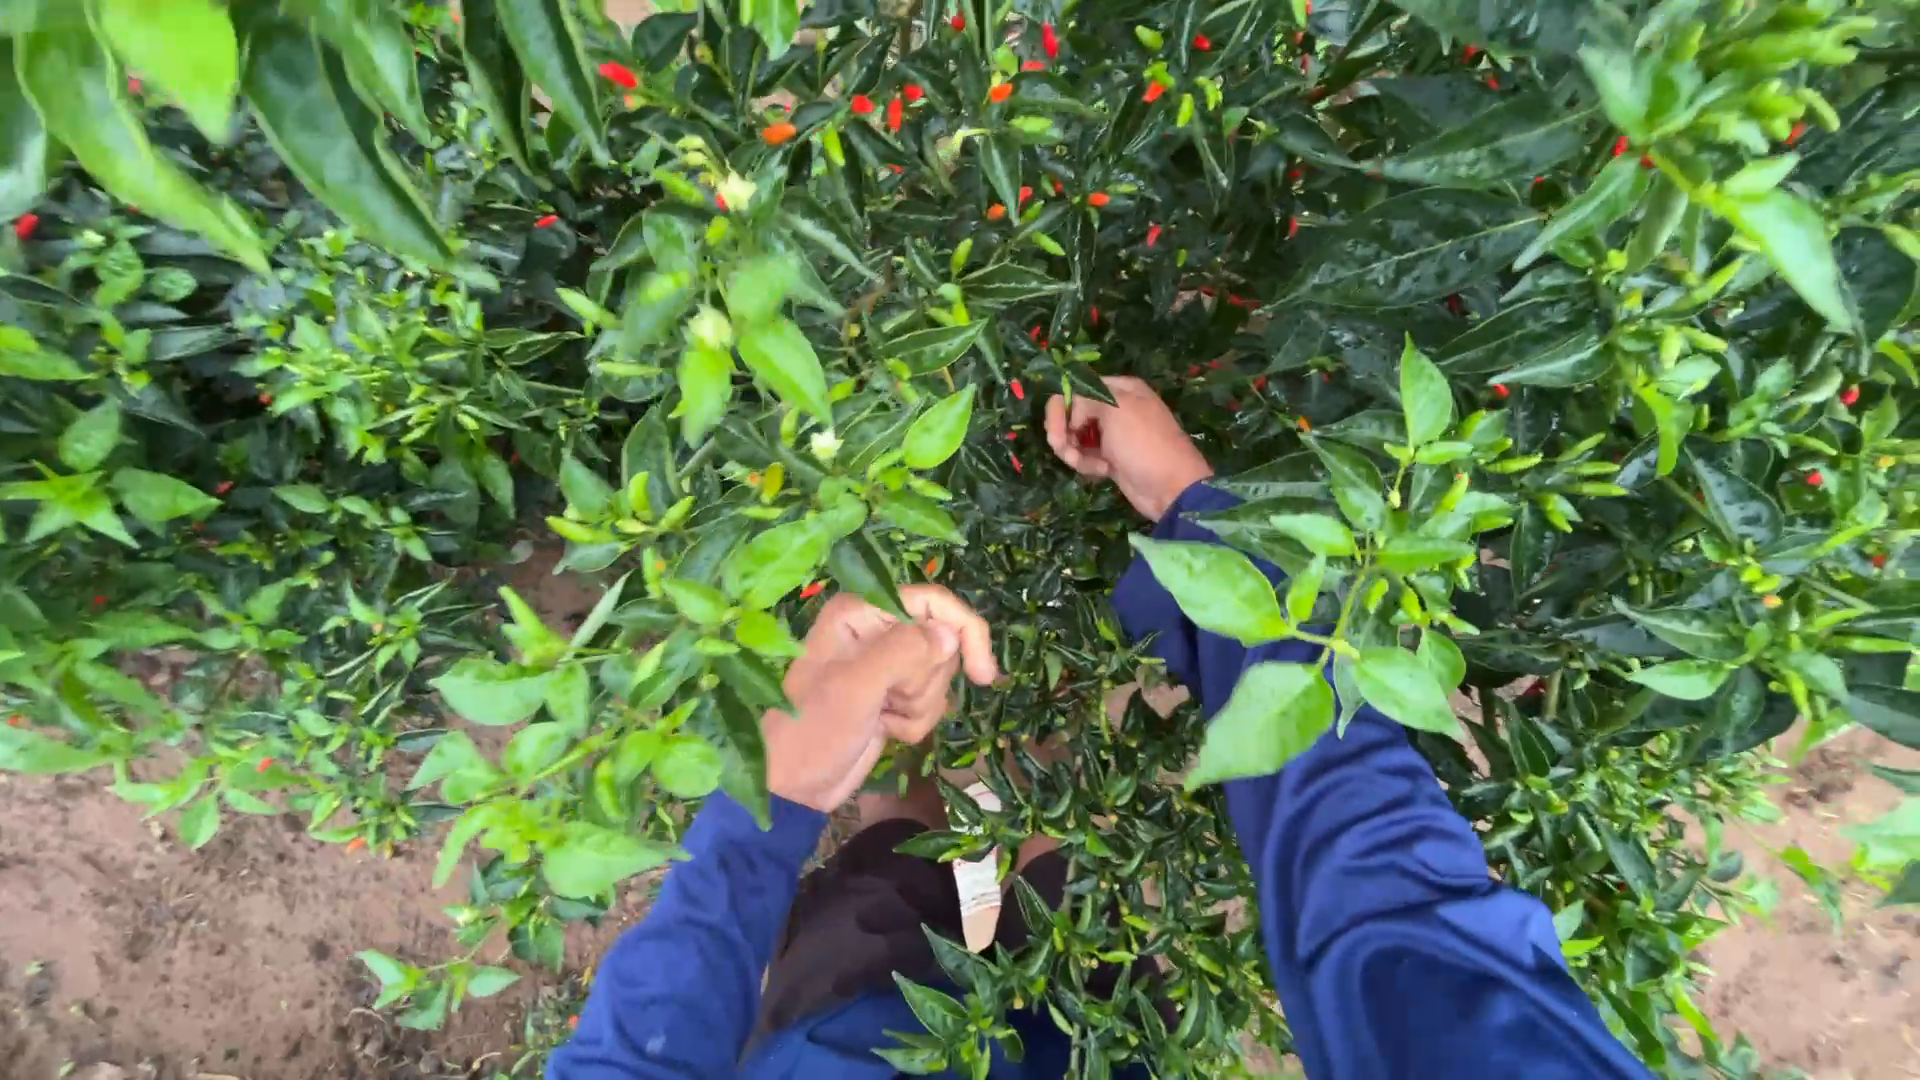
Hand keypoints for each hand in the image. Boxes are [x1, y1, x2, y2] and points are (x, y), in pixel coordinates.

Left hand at [763, 586, 998, 812]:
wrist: (792, 787)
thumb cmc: (811, 731)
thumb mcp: (854, 688)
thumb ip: (902, 652)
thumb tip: (949, 633)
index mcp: (861, 611)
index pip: (933, 602)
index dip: (964, 632)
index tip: (981, 676)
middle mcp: (876, 628)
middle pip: (942, 641)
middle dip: (926, 681)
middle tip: (889, 701)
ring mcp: (885, 663)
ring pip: (940, 674)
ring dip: (919, 706)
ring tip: (882, 718)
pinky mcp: (892, 694)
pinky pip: (930, 701)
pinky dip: (914, 722)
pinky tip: (883, 729)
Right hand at [1043, 375, 1212, 521]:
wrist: (1170, 487)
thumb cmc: (1144, 444)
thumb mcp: (1115, 409)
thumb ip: (1084, 399)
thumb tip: (1070, 417)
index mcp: (1119, 389)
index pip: (1075, 389)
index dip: (1062, 408)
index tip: (1058, 431)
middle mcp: (1114, 407)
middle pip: (1071, 413)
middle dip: (1063, 433)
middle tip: (1064, 449)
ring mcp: (1112, 434)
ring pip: (1074, 437)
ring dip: (1074, 452)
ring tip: (1092, 465)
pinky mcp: (1109, 457)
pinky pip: (1084, 455)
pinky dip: (1087, 464)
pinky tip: (1103, 471)